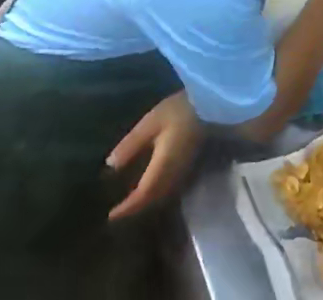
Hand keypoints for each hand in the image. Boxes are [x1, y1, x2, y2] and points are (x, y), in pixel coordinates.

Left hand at [106, 91, 203, 219]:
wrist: (213, 105)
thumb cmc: (179, 111)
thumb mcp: (151, 122)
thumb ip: (131, 144)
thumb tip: (109, 166)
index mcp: (162, 167)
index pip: (142, 195)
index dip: (126, 208)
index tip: (110, 216)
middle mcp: (174, 176)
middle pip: (153, 200)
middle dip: (136, 209)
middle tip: (119, 213)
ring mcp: (185, 172)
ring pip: (163, 196)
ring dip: (147, 202)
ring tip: (133, 202)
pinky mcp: (192, 166)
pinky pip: (172, 188)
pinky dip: (158, 193)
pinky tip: (152, 185)